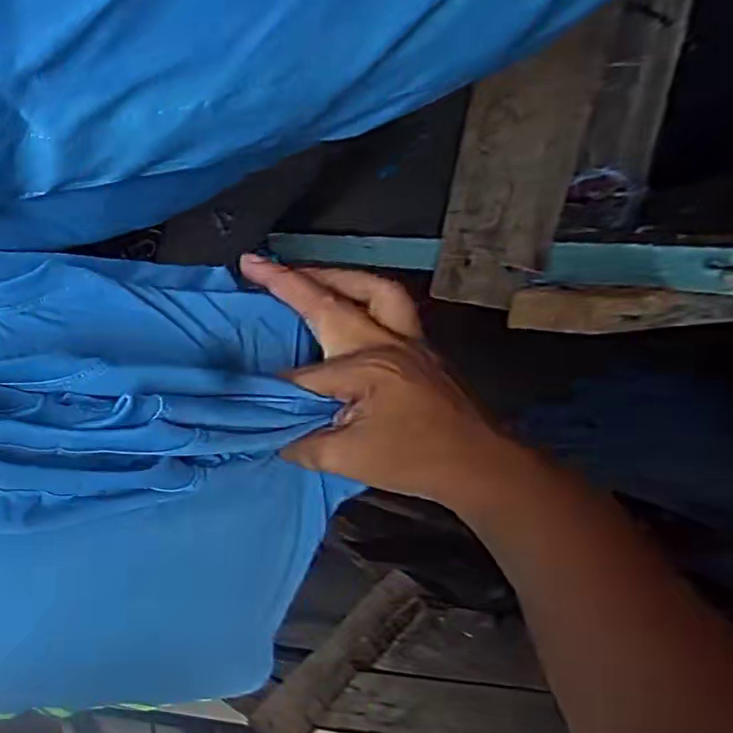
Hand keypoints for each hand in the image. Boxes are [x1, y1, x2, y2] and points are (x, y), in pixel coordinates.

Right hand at [238, 254, 534, 509]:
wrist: (486, 469)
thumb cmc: (414, 461)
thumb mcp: (341, 457)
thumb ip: (296, 438)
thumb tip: (269, 428)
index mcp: (366, 368)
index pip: (298, 374)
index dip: (270, 388)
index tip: (247, 398)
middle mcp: (388, 344)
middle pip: (333, 300)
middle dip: (288, 278)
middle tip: (253, 264)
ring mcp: (410, 343)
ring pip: (375, 290)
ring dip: (334, 276)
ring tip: (302, 271)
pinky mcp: (421, 351)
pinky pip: (389, 307)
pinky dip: (359, 295)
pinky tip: (343, 303)